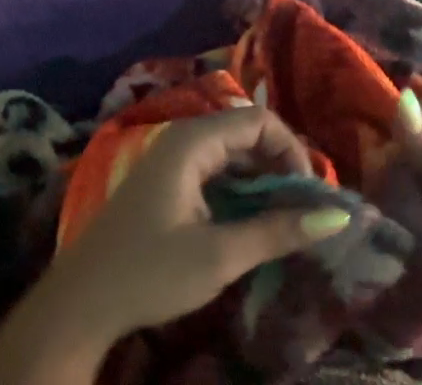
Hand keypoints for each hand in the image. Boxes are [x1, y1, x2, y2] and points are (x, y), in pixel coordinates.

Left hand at [0, 106, 350, 384]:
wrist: (83, 300)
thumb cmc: (150, 271)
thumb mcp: (220, 255)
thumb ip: (277, 231)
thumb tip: (338, 215)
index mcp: (191, 143)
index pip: (257, 120)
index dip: (291, 149)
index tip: (310, 194)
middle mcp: (180, 141)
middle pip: (244, 133)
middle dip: (280, 165)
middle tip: (307, 210)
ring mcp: (170, 162)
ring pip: (230, 155)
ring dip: (262, 181)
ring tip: (288, 219)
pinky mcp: (166, 185)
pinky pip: (214, 173)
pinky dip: (240, 191)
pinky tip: (255, 223)